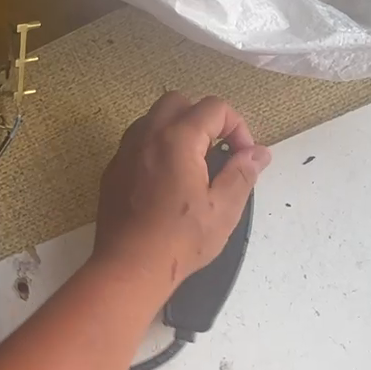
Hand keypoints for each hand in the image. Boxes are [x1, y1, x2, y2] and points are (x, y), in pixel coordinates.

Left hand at [92, 92, 269, 295]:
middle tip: (217, 151)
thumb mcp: (223, 209)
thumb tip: (258, 153)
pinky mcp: (113, 172)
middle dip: (204, 118)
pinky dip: (156, 147)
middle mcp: (146, 136)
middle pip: (179, 102)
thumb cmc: (179, 240)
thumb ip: (242, 173)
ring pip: (153, 119)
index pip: (214, 108)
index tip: (242, 156)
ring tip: (193, 163)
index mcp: (177, 138)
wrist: (129, 267)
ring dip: (178, 129)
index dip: (237, 127)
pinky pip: (136, 143)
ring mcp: (125, 153)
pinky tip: (167, 180)